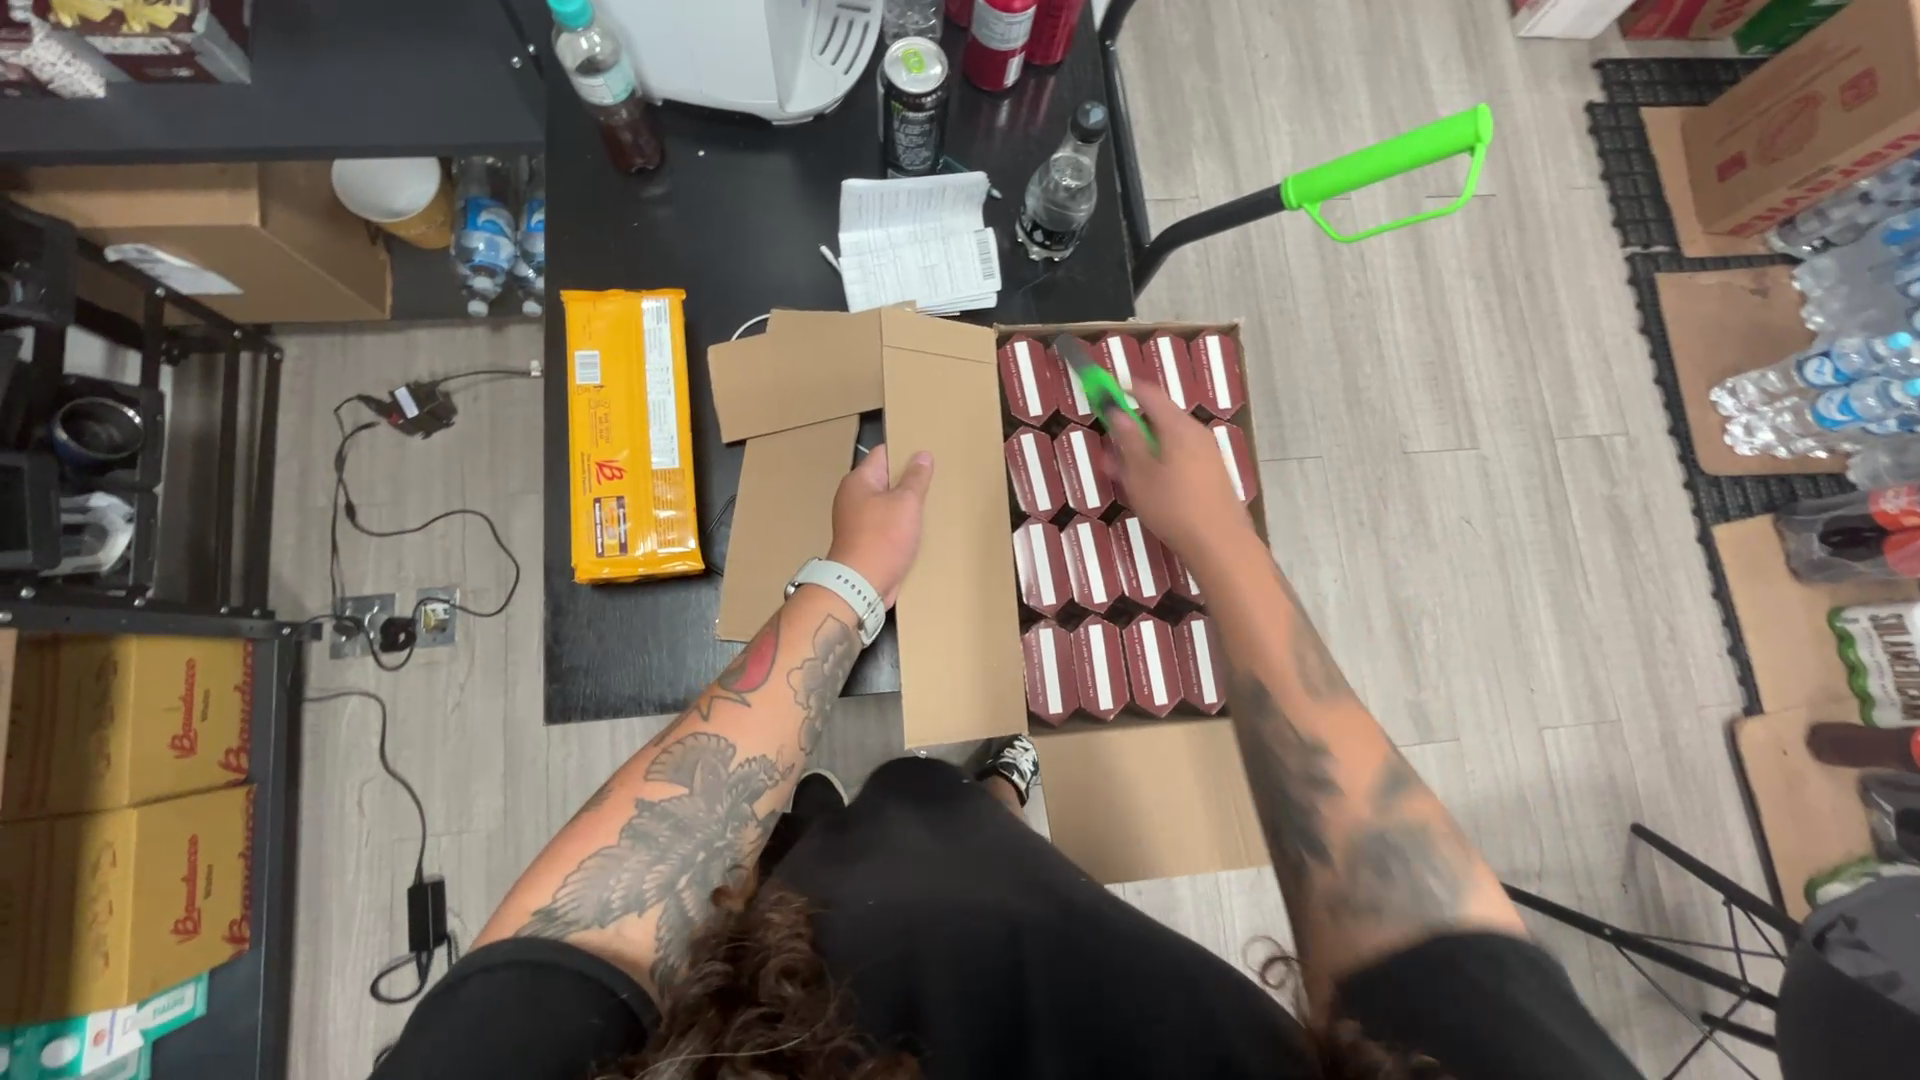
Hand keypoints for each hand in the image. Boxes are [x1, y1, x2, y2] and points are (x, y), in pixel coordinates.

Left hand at [826, 443, 933, 607]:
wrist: (860, 586)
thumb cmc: (882, 538)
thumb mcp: (905, 503)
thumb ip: (915, 478)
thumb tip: (922, 454)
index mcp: (858, 481)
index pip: (883, 453)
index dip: (905, 451)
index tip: (928, 453)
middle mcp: (853, 498)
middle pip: (885, 480)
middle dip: (909, 480)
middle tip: (937, 479)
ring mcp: (857, 522)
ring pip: (887, 505)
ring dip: (907, 506)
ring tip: (934, 503)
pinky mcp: (865, 543)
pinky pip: (887, 527)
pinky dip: (902, 526)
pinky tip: (921, 529)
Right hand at [1104, 380, 1255, 568]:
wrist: (1220, 543)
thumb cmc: (1173, 507)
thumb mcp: (1140, 474)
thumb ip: (1128, 440)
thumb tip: (1117, 412)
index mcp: (1177, 426)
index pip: (1149, 393)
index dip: (1124, 390)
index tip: (1103, 394)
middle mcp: (1196, 432)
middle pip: (1159, 417)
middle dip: (1131, 427)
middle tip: (1108, 445)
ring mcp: (1207, 453)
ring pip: (1168, 440)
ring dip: (1142, 448)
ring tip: (1121, 472)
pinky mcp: (1211, 472)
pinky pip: (1179, 456)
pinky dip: (1159, 461)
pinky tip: (1146, 486)